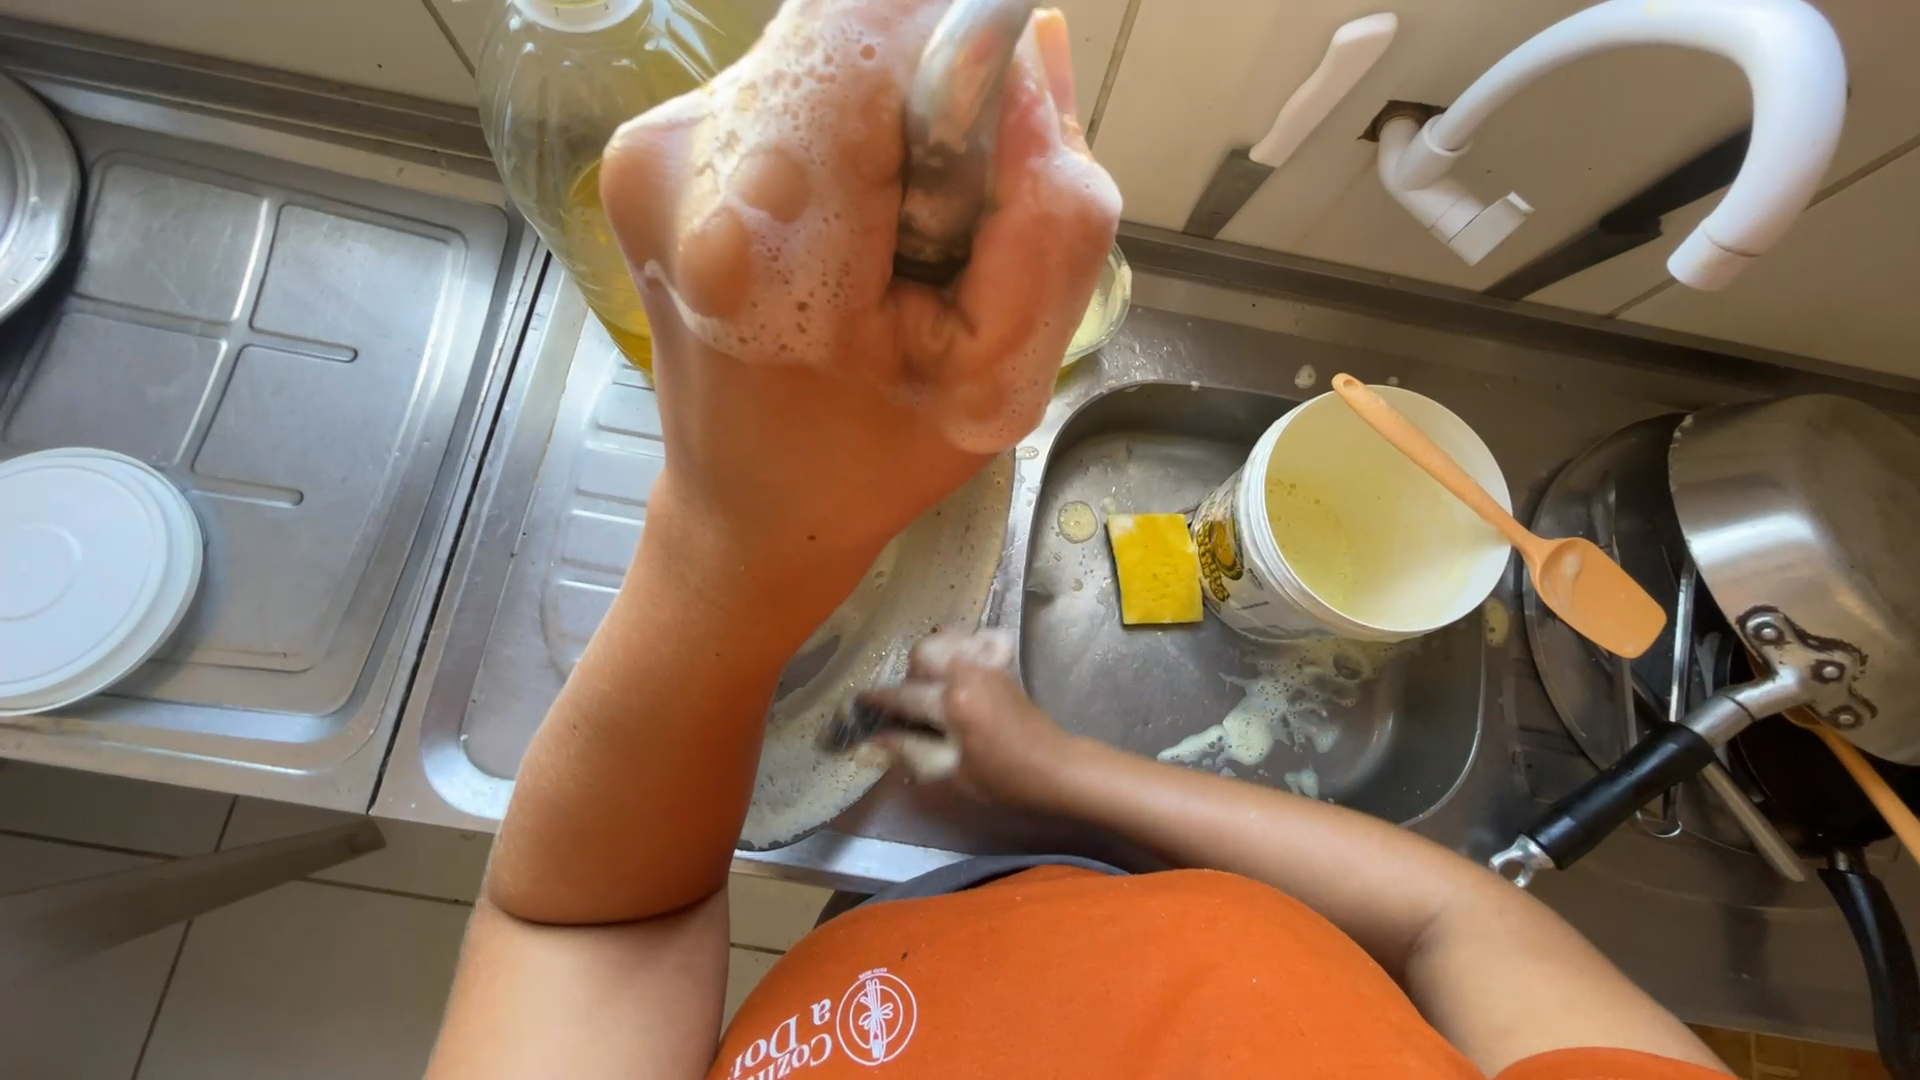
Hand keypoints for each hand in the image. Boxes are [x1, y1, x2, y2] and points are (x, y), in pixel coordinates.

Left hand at [600, 5, 1118, 573]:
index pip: (892, 29)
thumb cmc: (868, 467)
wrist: (750, 511)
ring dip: (894, 135)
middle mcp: (679, 153)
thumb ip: (1048, 224)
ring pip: (828, 59)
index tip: (988, 189)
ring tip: (894, 253)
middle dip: (938, 116)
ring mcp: (653, 144)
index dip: (976, 75)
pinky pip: (789, 96)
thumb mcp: (997, 379)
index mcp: (763, 224)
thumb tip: (1043, 49)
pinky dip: (848, 148)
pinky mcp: (656, 151)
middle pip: (858, 35)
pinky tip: (850, 240)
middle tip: (945, 239)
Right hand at [859, 631, 1078, 805]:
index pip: (905, 695)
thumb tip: (876, 740)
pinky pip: (975, 641)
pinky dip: (962, 647)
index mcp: (954, 702)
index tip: (859, 700)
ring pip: (947, 640)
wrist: (1056, 767)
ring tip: (934, 688)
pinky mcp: (1001, 666)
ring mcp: (988, 665)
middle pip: (924, 653)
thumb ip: (911, 751)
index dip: (879, 699)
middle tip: (912, 705)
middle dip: (910, 675)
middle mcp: (968, 673)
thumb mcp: (952, 774)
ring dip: (933, 659)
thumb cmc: (1003, 779)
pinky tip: (960, 671)